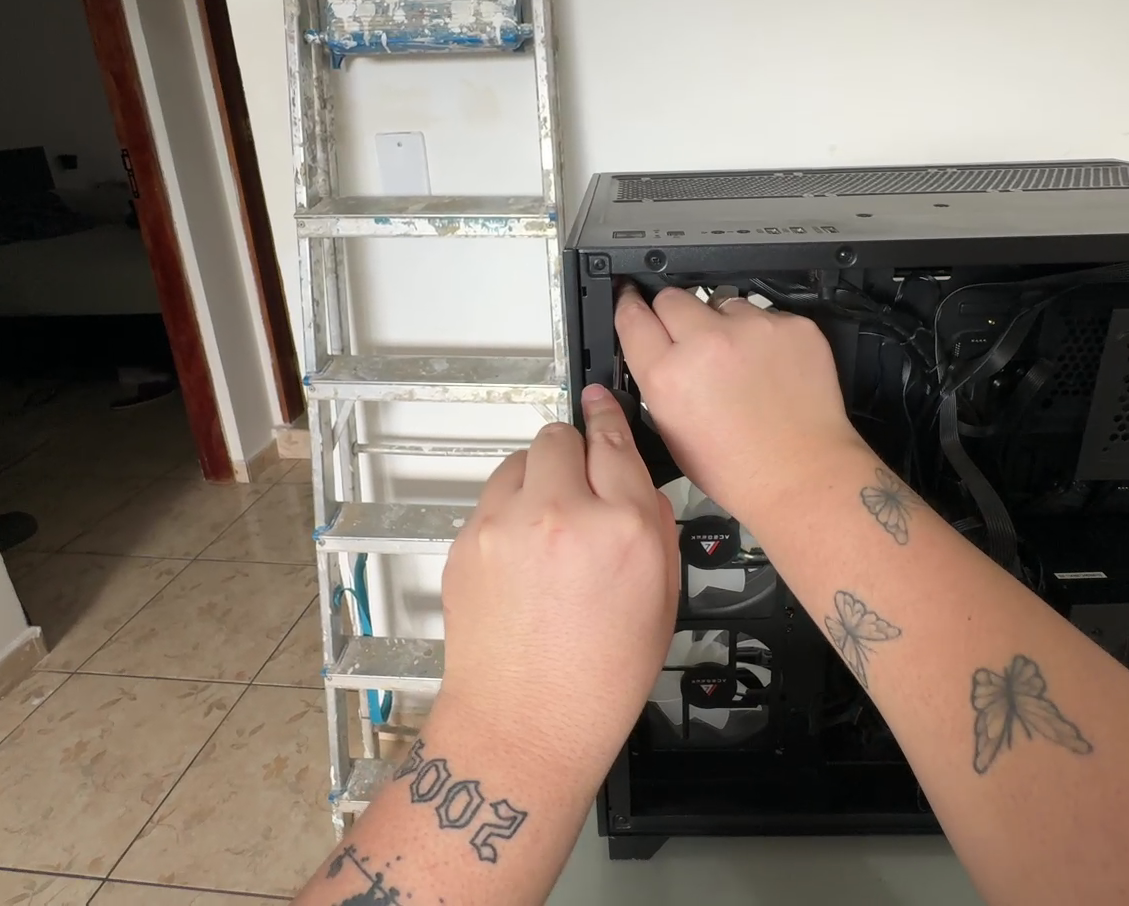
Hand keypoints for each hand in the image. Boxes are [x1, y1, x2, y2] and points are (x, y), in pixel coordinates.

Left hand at [438, 384, 678, 779]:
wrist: (523, 725)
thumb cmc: (596, 679)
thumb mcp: (661, 600)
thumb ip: (655, 527)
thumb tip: (636, 482)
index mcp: (623, 529)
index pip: (615, 441)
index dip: (610, 417)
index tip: (603, 402)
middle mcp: (562, 514)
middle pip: (561, 435)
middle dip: (574, 453)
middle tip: (581, 491)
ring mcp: (505, 524)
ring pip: (522, 458)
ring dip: (539, 478)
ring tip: (548, 529)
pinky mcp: (467, 540)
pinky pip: (493, 495)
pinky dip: (509, 508)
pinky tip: (522, 554)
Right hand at [613, 283, 867, 518]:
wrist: (800, 475)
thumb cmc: (739, 467)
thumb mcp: (671, 430)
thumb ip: (657, 379)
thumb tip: (652, 346)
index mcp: (668, 375)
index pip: (632, 316)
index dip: (629, 307)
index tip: (632, 300)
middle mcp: (706, 344)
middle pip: (671, 298)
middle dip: (675, 316)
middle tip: (692, 344)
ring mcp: (752, 330)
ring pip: (721, 303)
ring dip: (723, 325)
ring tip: (738, 365)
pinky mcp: (791, 326)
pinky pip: (764, 314)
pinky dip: (762, 335)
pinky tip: (767, 367)